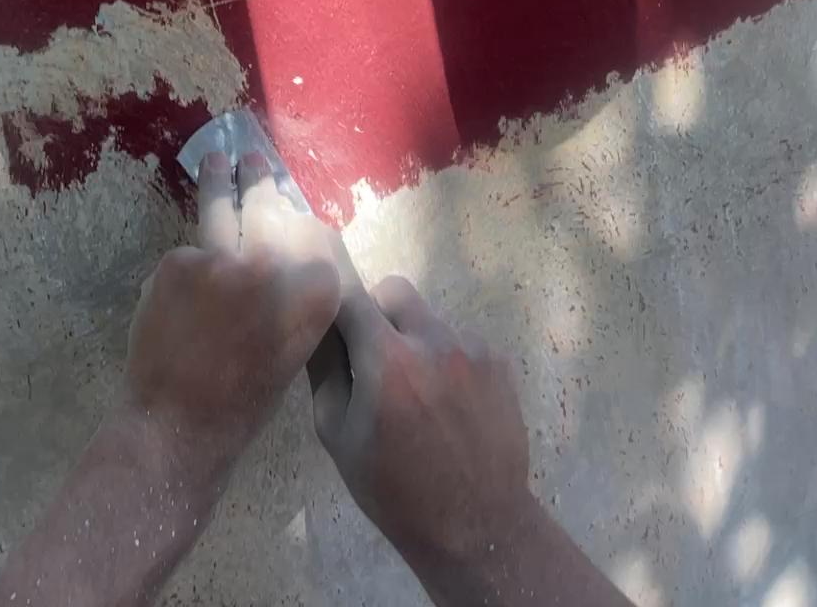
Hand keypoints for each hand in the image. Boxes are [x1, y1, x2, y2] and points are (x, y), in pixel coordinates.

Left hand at [124, 152, 341, 471]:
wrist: (177, 426)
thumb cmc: (245, 400)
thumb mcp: (293, 348)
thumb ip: (296, 297)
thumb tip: (282, 253)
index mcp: (314, 293)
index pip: (313, 236)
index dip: (302, 222)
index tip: (293, 209)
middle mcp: (273, 264)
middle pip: (270, 207)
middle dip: (262, 182)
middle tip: (255, 160)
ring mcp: (222, 258)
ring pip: (220, 209)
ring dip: (220, 180)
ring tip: (218, 159)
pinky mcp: (178, 261)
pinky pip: (188, 252)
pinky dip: (187, 265)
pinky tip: (182, 288)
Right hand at [312, 276, 535, 564]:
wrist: (477, 526)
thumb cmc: (394, 488)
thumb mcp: (337, 434)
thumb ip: (325, 370)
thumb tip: (319, 326)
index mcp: (387, 359)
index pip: (351, 296)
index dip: (337, 303)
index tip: (332, 319)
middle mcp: (432, 339)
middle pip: (393, 291)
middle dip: (377, 312)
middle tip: (374, 354)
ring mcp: (470, 347)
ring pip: (427, 315)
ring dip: (413, 337)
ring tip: (416, 389)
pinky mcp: (497, 360)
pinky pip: (457, 337)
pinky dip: (444, 355)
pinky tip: (446, 399)